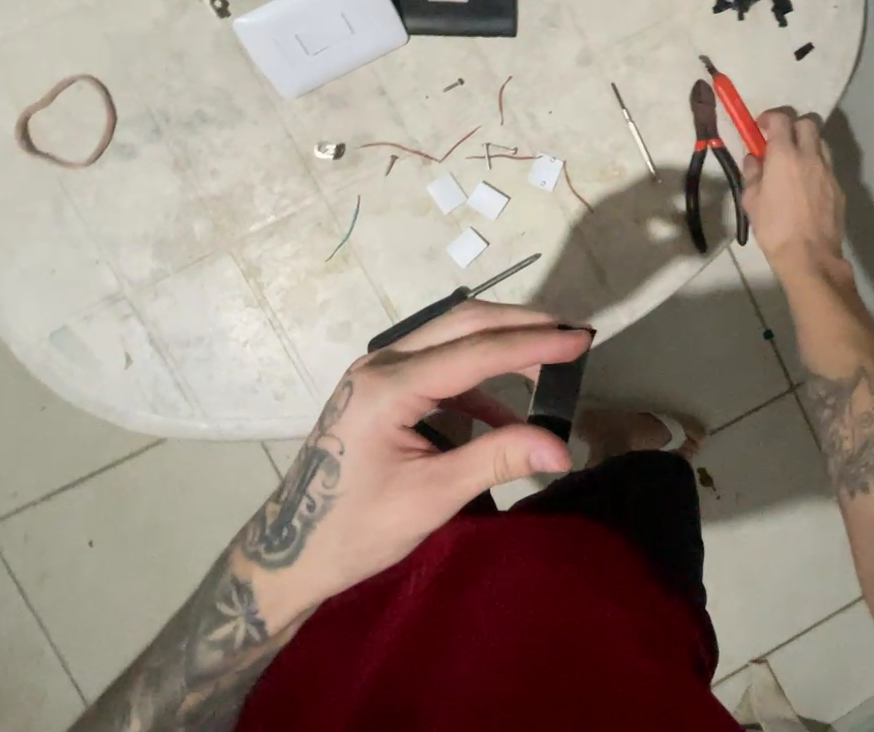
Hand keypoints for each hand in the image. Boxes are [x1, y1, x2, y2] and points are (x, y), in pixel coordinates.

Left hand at [237, 303, 586, 621]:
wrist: (292, 550)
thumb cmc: (356, 528)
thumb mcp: (431, 497)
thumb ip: (497, 459)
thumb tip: (562, 447)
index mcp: (389, 386)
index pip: (476, 351)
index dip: (533, 344)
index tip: (581, 340)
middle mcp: (383, 362)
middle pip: (464, 322)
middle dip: (521, 324)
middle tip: (571, 335)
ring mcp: (381, 370)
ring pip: (453, 334)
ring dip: (502, 342)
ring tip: (550, 358)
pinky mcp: (385, 385)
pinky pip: (441, 364)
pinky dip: (480, 379)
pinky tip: (507, 411)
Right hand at [741, 108, 848, 279]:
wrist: (809, 256)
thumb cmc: (773, 228)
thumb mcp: (751, 201)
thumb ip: (753, 174)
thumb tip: (754, 159)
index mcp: (784, 156)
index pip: (781, 119)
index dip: (770, 118)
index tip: (761, 126)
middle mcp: (810, 156)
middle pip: (808, 123)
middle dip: (793, 126)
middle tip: (780, 141)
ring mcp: (828, 171)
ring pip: (821, 143)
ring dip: (807, 144)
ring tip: (795, 162)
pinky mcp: (839, 187)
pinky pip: (827, 166)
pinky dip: (816, 167)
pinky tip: (806, 186)